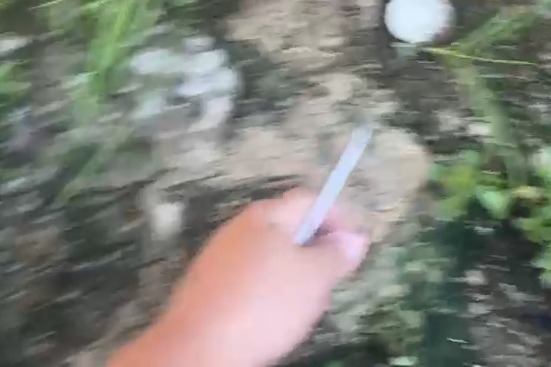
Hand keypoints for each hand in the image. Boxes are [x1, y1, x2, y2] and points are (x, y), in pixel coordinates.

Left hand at [111, 190, 370, 366]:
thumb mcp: (313, 280)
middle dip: (316, 250)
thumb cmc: (262, 306)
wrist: (193, 354)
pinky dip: (268, 293)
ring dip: (294, 275)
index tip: (357, 245)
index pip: (311, 199)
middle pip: (290, 228)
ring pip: (270, 257)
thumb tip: (356, 237)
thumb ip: (337, 255)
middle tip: (332, 280)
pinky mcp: (206, 288)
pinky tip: (272, 320)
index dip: (339, 216)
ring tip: (305, 307)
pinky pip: (249, 280)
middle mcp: (240, 226)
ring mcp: (219, 256)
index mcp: (266, 214)